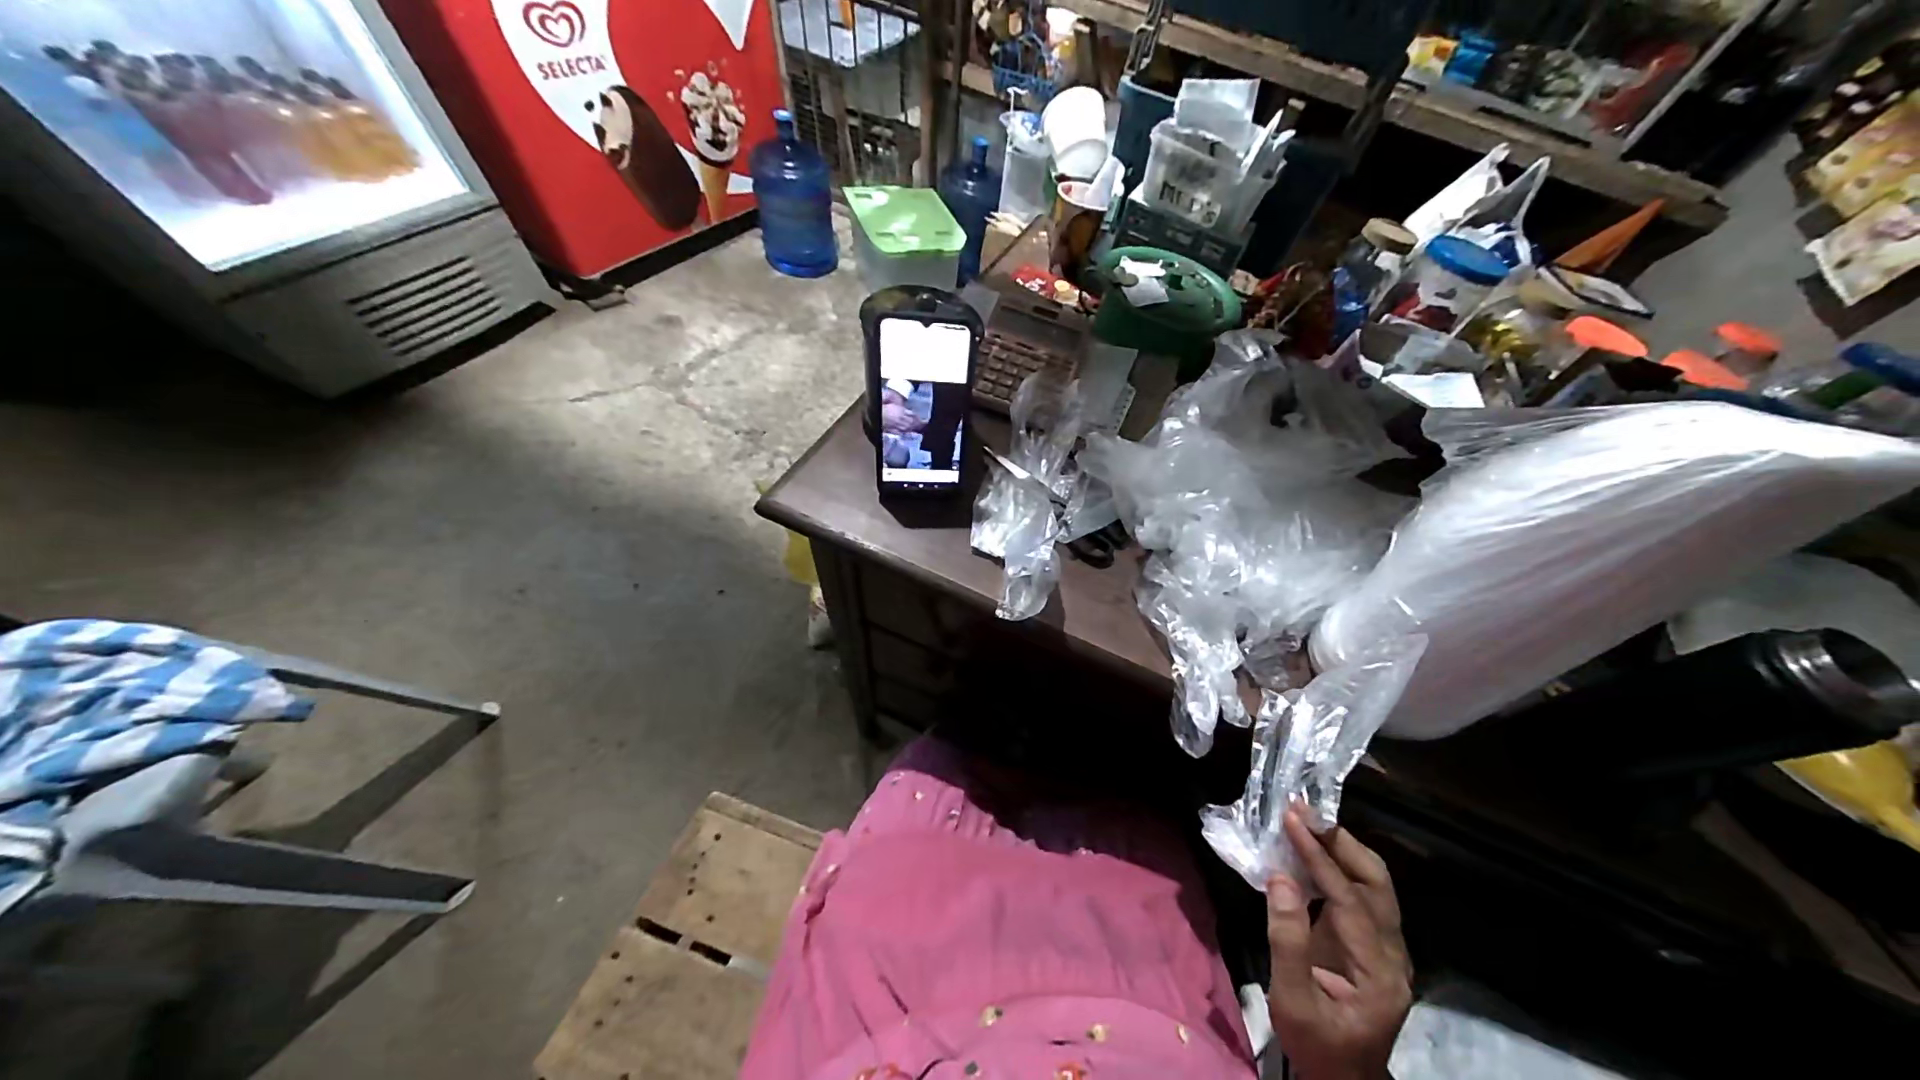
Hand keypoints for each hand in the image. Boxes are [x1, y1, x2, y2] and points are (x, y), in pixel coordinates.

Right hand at [1265, 809, 1411, 1079]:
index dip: (1320, 857)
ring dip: (1342, 849)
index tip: (1292, 821)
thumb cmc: (1316, 1044)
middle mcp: (1394, 955)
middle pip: (1377, 884)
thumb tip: (1280, 879)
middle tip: (1303, 812)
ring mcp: (1387, 950)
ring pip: (1375, 885)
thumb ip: (1287, 940)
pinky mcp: (1372, 946)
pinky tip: (1311, 852)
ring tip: (1306, 822)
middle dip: (1340, 842)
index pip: (1350, 899)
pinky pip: (1361, 894)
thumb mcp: (1293, 1001)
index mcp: (1380, 973)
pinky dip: (1338, 865)